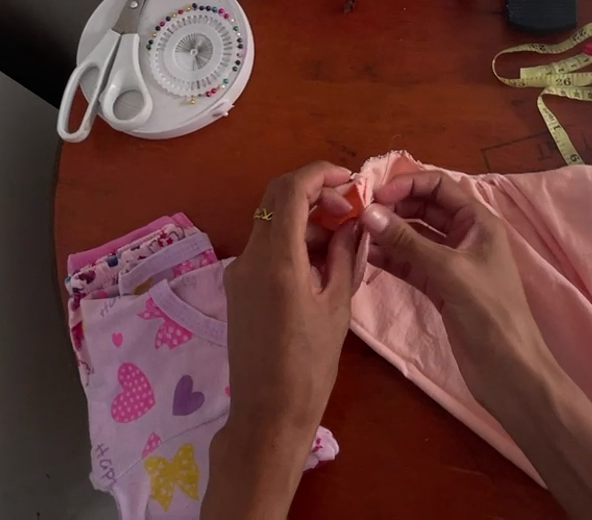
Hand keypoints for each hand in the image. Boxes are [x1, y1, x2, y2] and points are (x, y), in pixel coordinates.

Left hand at [204, 162, 361, 519]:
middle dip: (314, 192)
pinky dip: (292, 238)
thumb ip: (343, 255)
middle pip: (276, 199)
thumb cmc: (310, 365)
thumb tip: (353, 223)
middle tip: (348, 208)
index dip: (320, 174)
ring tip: (340, 236)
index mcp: (276, 259)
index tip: (349, 180)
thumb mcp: (336, 306)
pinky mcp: (238, 285)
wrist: (267, 415)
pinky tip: (319, 258)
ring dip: (304, 216)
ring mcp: (239, 270)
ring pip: (271, 220)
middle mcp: (250, 256)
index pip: (291, 190)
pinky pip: (266, 245)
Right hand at [360, 169, 550, 406]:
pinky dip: (389, 257)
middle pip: (422, 207)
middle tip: (360, 214)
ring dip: (387, 232)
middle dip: (393, 207)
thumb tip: (369, 213)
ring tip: (357, 233)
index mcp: (477, 221)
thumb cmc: (490, 313)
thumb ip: (407, 242)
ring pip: (413, 235)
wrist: (510, 374)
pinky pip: (409, 262)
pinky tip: (366, 255)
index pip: (438, 186)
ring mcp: (449, 261)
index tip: (376, 195)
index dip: (407, 184)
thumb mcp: (449, 272)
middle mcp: (463, 235)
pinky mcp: (438, 286)